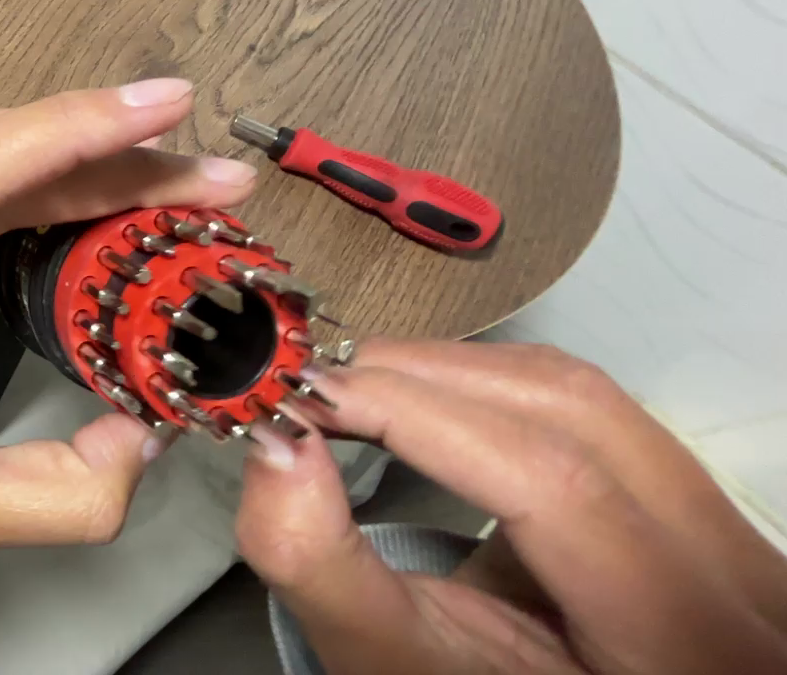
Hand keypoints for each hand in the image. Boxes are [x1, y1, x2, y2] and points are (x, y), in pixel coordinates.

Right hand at [237, 340, 786, 672]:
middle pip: (572, 410)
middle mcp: (744, 576)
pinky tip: (404, 401)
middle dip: (414, 375)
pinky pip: (574, 403)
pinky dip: (465, 382)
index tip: (297, 392)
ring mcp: (723, 528)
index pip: (552, 480)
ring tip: (346, 389)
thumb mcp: (389, 662)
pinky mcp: (677, 496)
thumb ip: (321, 562)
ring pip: (575, 389)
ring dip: (436, 369)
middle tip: (309, 385)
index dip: (408, 413)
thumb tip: (274, 437)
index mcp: (696, 647)